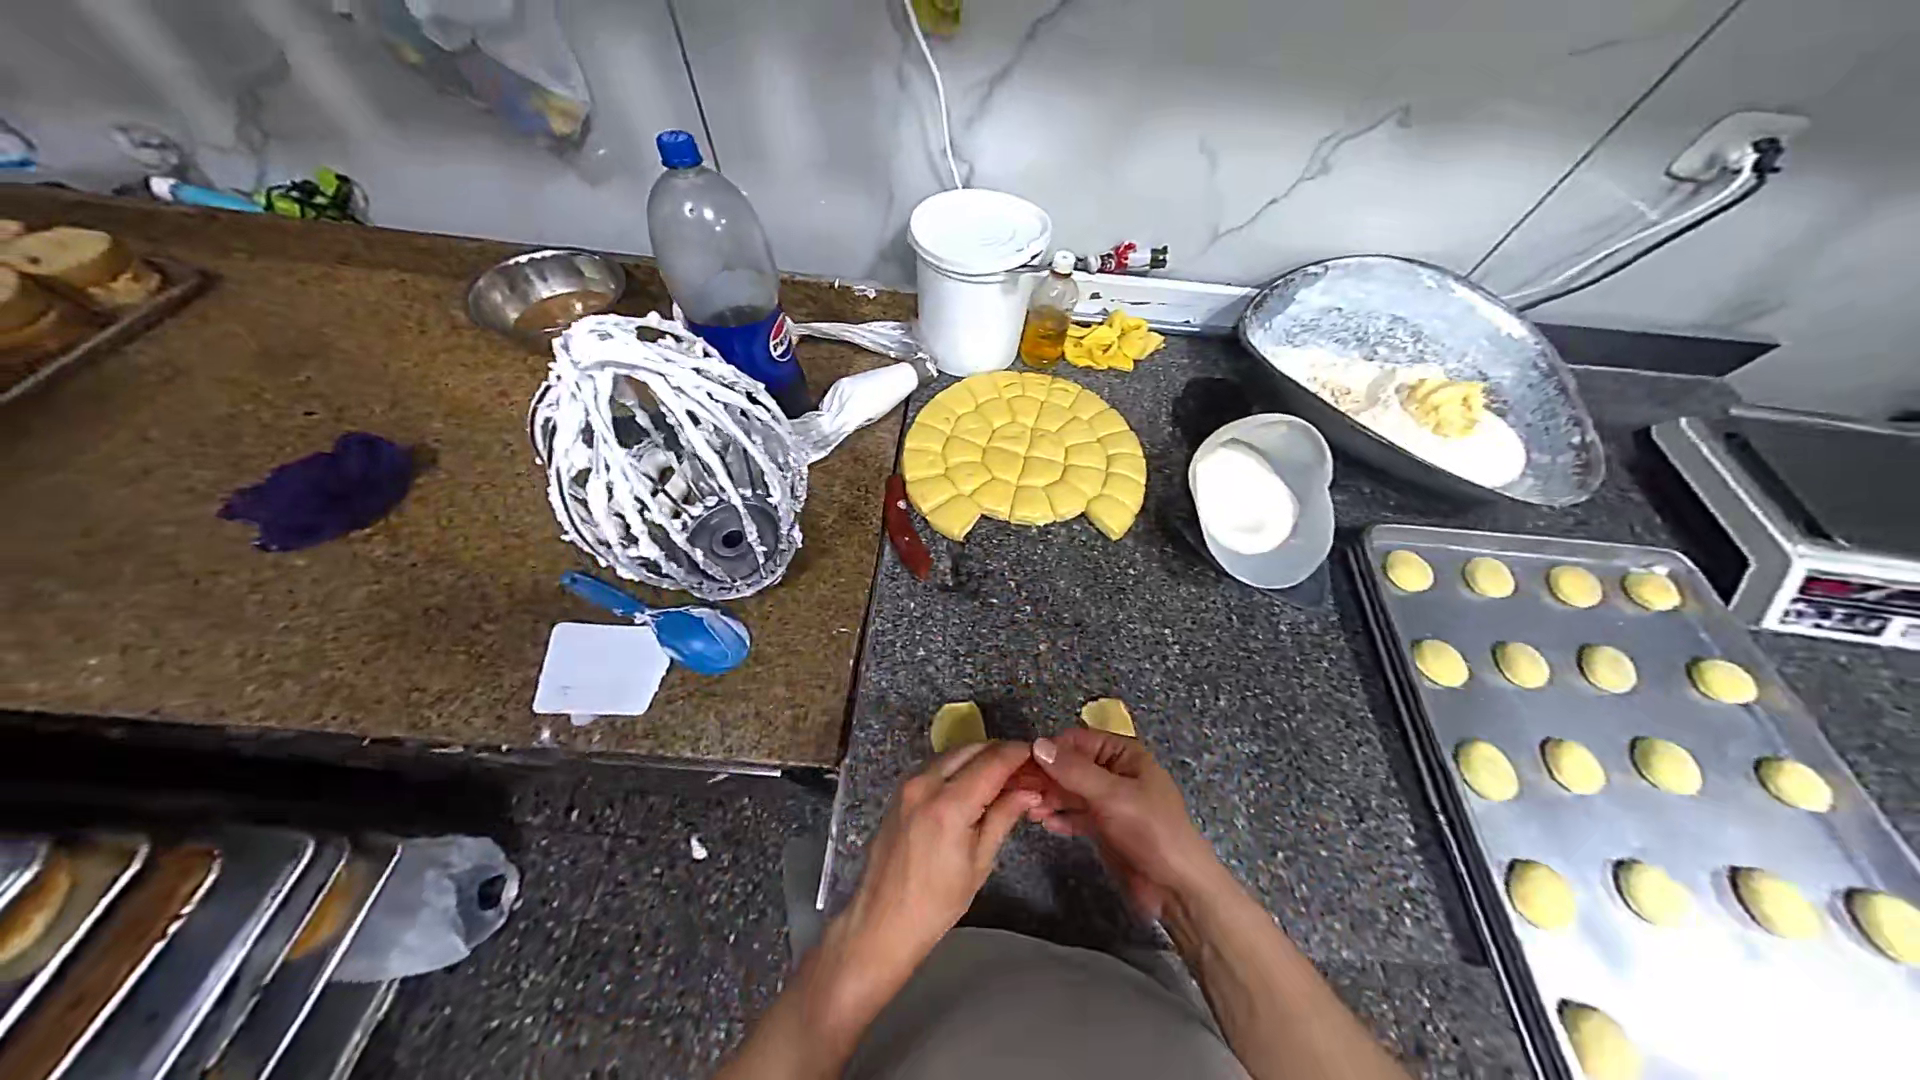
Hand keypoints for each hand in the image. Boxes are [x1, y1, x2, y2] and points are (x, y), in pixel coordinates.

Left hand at [835, 740, 1039, 971]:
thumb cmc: (937, 902)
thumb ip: (1003, 816)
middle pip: (973, 748)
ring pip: (954, 753)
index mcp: (949, 804)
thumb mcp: (979, 862)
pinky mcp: (900, 790)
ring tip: (1003, 779)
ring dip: (980, 757)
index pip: (993, 761)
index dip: (1019, 754)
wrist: (881, 919)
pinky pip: (936, 764)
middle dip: (1001, 753)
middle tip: (1025, 772)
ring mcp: (908, 783)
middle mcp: (926, 783)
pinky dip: (959, 765)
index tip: (1038, 757)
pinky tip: (973, 784)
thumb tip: (1030, 791)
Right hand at [1028, 729, 1219, 918]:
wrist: (1177, 888)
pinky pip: (1076, 815)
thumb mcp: (1111, 795)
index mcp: (1124, 755)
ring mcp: (1110, 801)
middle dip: (1046, 777)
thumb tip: (1037, 744)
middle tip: (1018, 790)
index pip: (1078, 741)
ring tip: (1028, 810)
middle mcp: (1115, 773)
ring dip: (1049, 798)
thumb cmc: (1150, 830)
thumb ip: (1073, 770)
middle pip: (1071, 766)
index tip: (1022, 763)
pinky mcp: (1105, 828)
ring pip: (1070, 791)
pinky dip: (1061, 817)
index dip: (1050, 750)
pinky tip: (1044, 823)